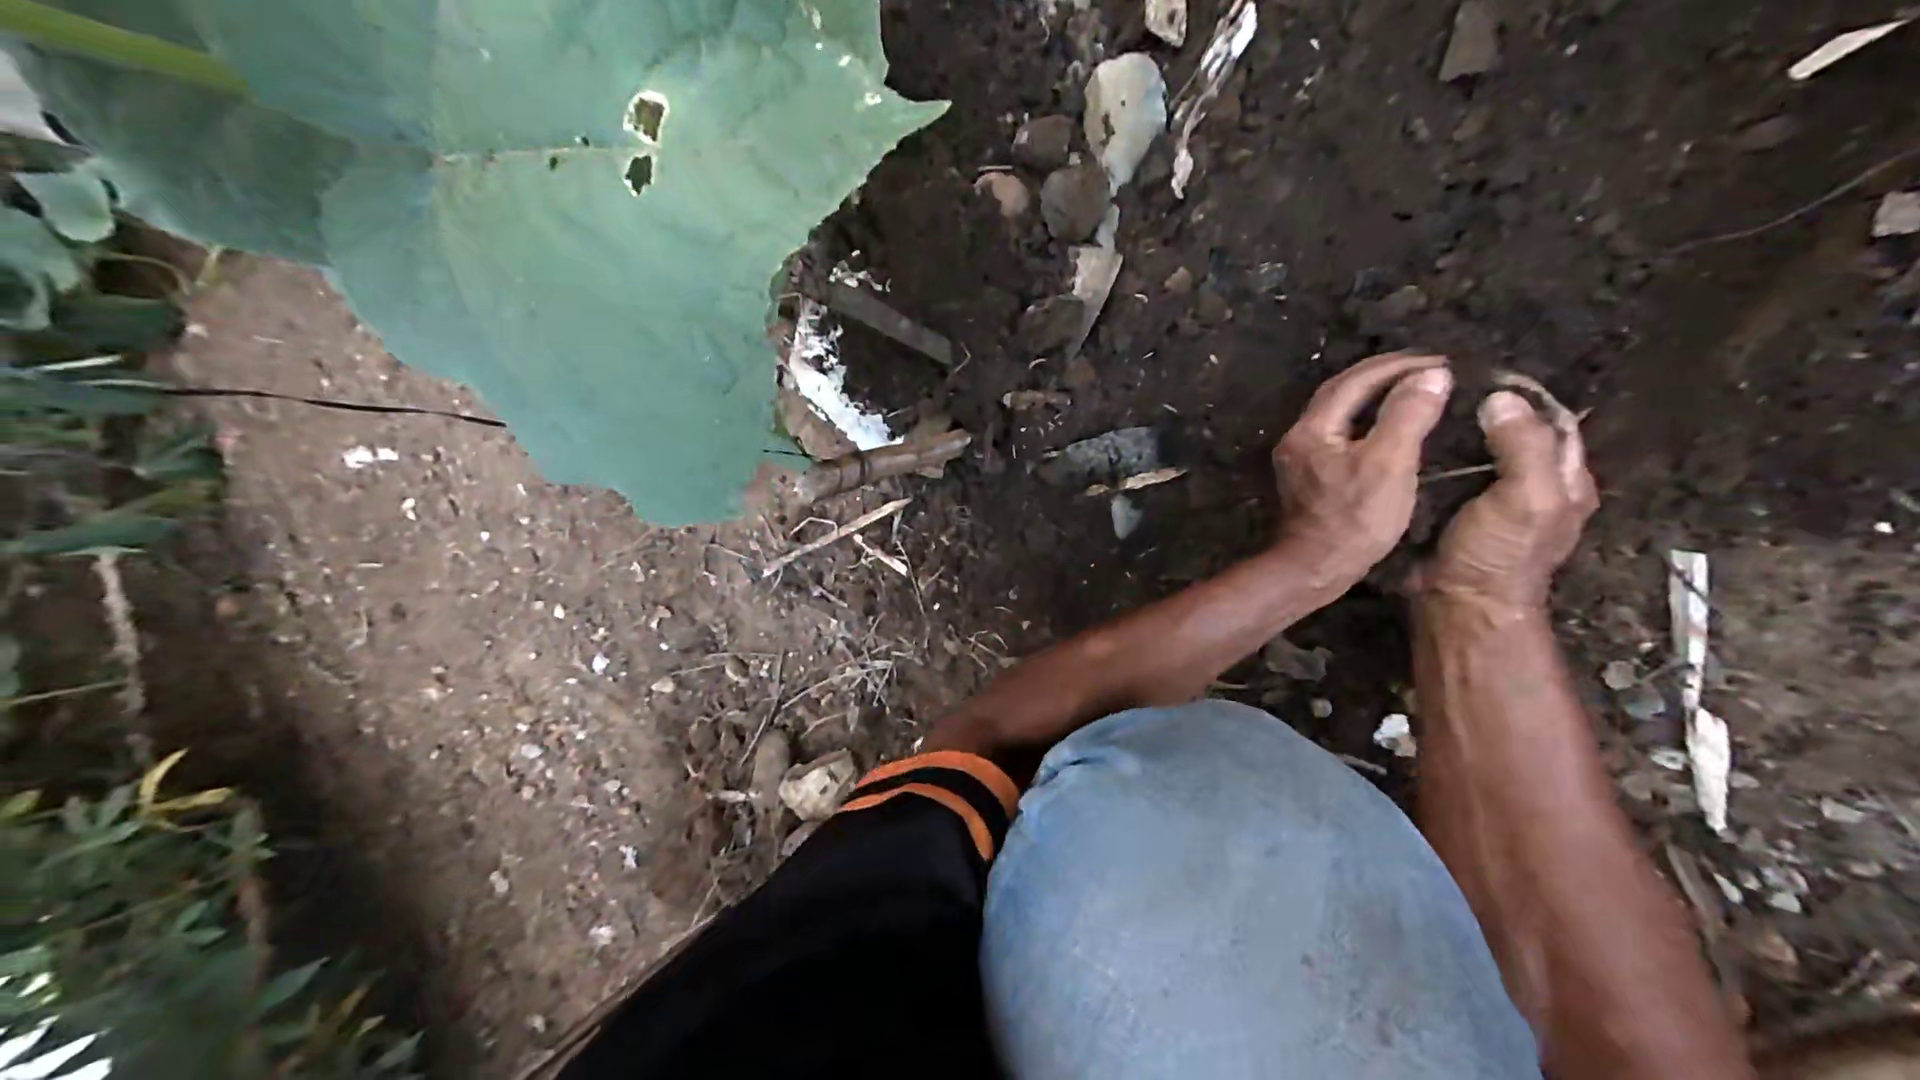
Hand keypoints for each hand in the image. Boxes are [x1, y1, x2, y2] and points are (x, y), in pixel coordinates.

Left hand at [1274, 352, 1452, 586]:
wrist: (1314, 567)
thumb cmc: (1354, 519)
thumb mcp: (1389, 463)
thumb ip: (1407, 415)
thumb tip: (1431, 375)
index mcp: (1312, 428)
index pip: (1356, 380)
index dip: (1399, 366)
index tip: (1442, 361)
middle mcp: (1298, 436)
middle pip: (1341, 392)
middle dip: (1383, 375)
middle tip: (1428, 369)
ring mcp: (1299, 457)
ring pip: (1338, 412)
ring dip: (1373, 397)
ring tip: (1413, 390)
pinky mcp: (1307, 475)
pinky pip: (1338, 433)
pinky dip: (1366, 421)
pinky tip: (1389, 427)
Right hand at [1416, 378, 1597, 613]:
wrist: (1453, 602)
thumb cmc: (1499, 554)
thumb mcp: (1528, 498)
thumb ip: (1524, 447)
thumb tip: (1500, 398)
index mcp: (1562, 479)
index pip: (1552, 421)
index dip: (1524, 396)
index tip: (1479, 375)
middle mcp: (1527, 483)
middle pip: (1508, 432)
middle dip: (1480, 409)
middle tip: (1441, 387)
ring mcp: (1483, 497)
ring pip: (1470, 451)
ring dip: (1449, 432)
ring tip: (1418, 407)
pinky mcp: (1446, 508)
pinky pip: (1440, 472)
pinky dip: (1427, 456)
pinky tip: (1406, 441)